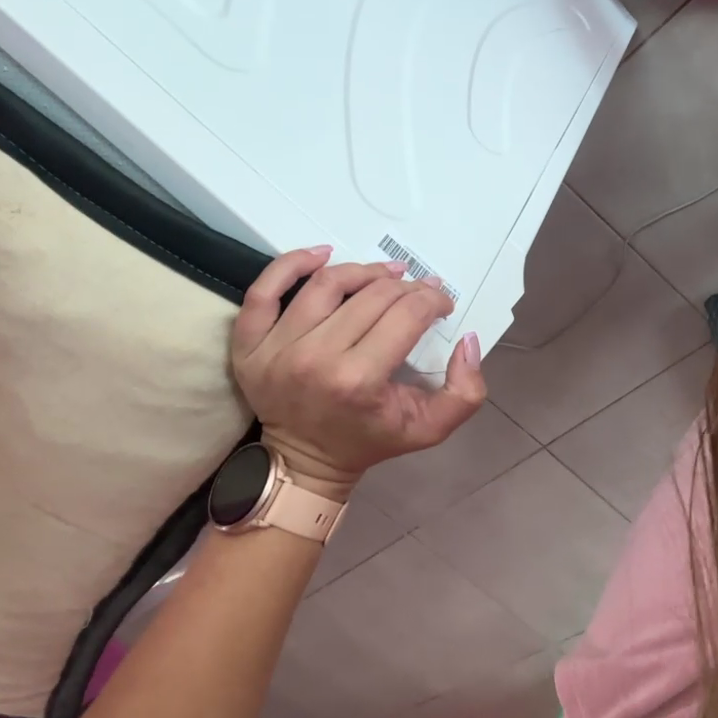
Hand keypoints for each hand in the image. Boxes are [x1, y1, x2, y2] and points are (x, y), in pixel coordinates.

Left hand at [230, 248, 485, 499]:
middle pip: (372, 296)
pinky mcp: (249, 345)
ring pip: (327, 284)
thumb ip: (466, 390)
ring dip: (363, 270)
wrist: (304, 463)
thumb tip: (468, 340)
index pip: (407, 314)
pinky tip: (321, 254)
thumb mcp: (431, 428)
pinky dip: (290, 263)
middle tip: (419, 290)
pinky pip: (264, 291)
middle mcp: (315, 359)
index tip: (442, 304)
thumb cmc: (369, 441)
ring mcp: (276, 350)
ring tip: (385, 273)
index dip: (434, 300)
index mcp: (359, 381)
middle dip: (407, 286)